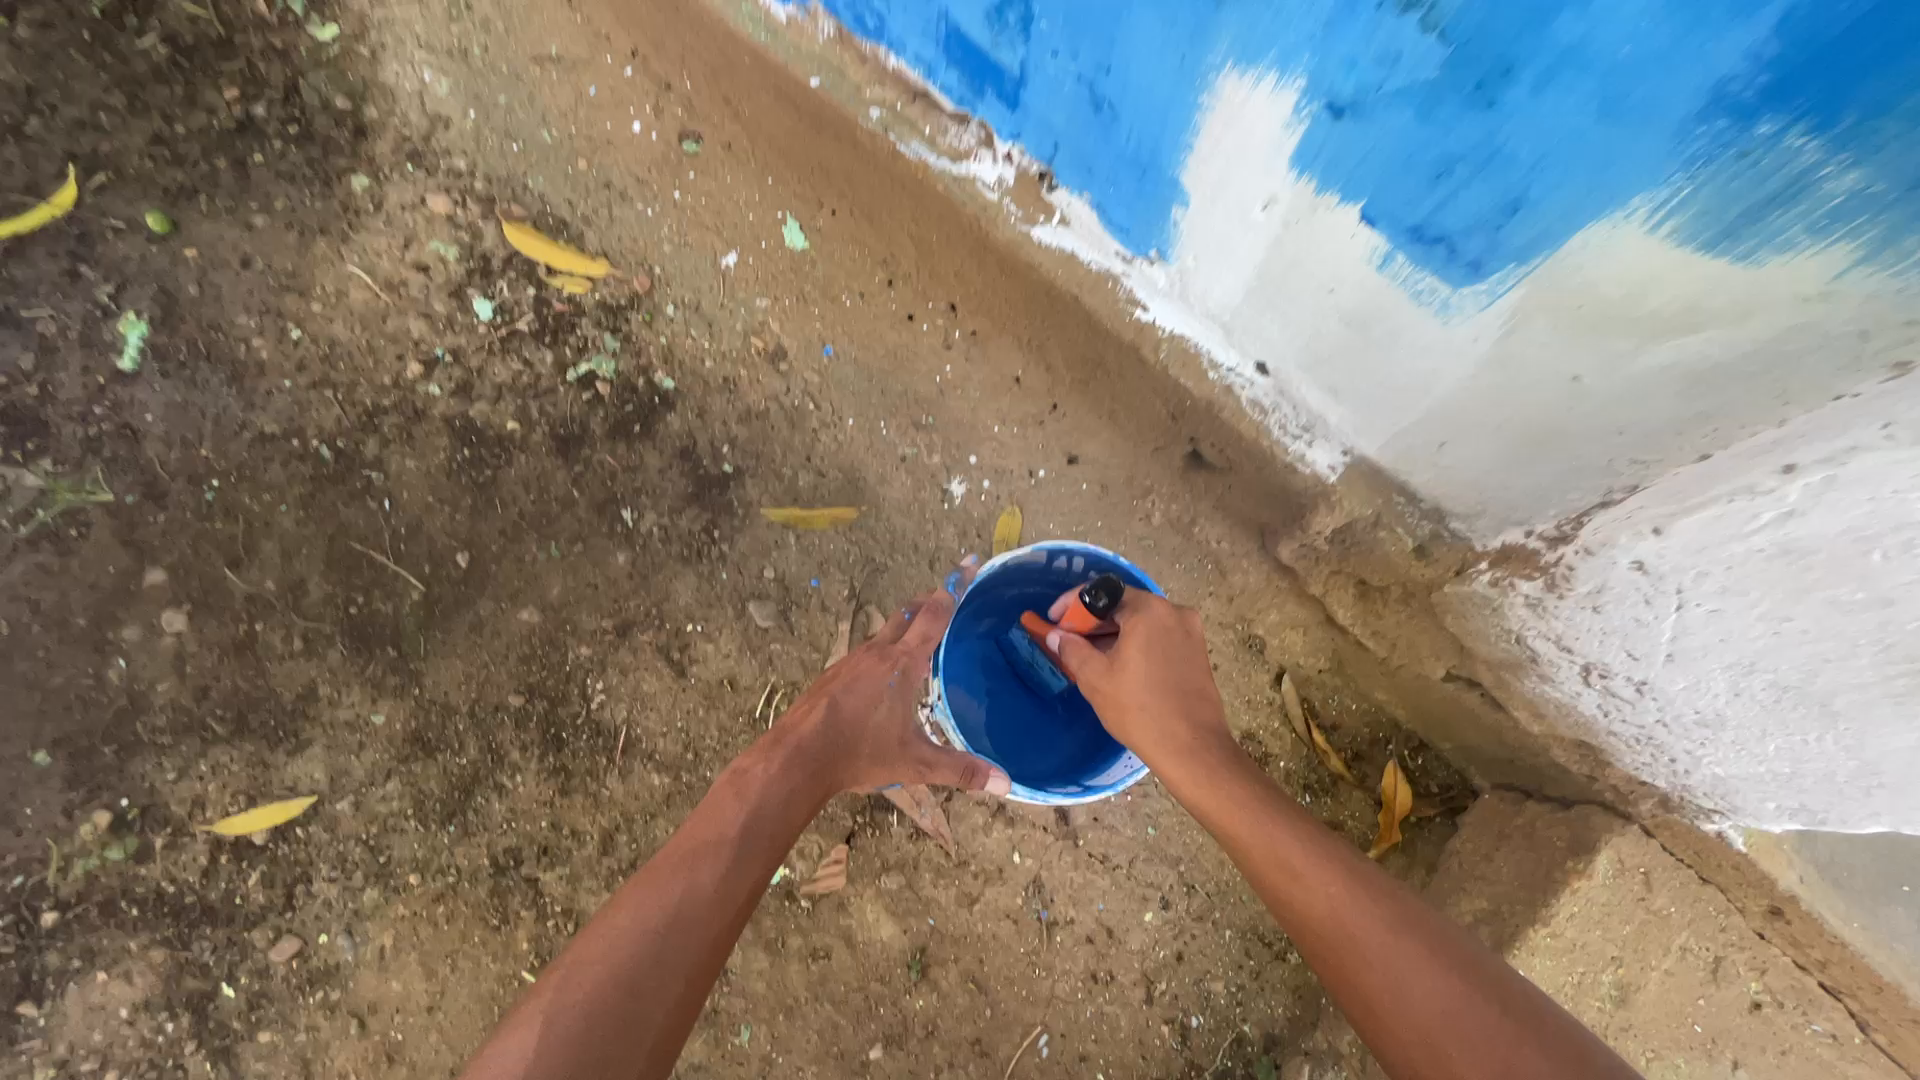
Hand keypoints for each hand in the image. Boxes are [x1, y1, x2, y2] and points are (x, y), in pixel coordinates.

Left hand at [776, 558, 1011, 797]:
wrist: (797, 756)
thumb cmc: (859, 752)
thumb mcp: (915, 762)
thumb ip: (960, 769)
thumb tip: (1005, 782)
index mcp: (902, 663)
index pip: (934, 614)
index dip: (953, 588)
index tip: (968, 562)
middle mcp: (877, 653)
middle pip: (907, 614)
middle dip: (929, 601)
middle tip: (949, 597)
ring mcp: (851, 661)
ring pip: (884, 633)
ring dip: (905, 627)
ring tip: (921, 640)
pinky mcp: (833, 675)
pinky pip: (866, 653)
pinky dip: (883, 652)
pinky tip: (884, 677)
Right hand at [1043, 586, 1232, 774]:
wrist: (1192, 748)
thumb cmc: (1139, 709)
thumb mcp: (1095, 678)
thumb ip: (1072, 648)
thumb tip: (1057, 635)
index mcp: (1148, 610)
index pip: (1102, 591)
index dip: (1072, 604)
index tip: (1053, 620)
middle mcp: (1174, 611)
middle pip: (1124, 605)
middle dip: (1093, 620)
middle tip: (1068, 639)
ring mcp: (1190, 631)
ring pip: (1142, 621)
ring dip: (1114, 633)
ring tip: (1090, 655)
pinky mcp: (1197, 651)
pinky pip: (1158, 636)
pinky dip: (1135, 643)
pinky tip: (1120, 665)